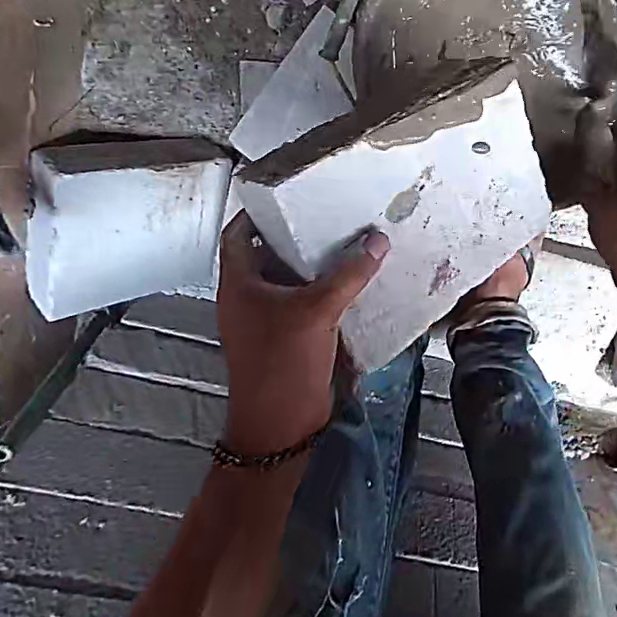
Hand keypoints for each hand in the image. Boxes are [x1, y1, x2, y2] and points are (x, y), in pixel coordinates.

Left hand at [215, 213, 387, 455]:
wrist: (282, 424)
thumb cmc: (283, 362)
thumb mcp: (317, 311)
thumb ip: (349, 274)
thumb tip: (378, 240)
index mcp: (239, 284)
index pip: (238, 234)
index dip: (256, 211)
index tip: (288, 192)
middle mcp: (250, 296)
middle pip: (270, 252)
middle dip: (297, 232)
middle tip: (330, 209)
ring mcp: (270, 317)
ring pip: (292, 276)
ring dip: (316, 260)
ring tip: (349, 235)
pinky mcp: (291, 333)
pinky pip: (308, 298)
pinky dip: (328, 285)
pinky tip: (356, 275)